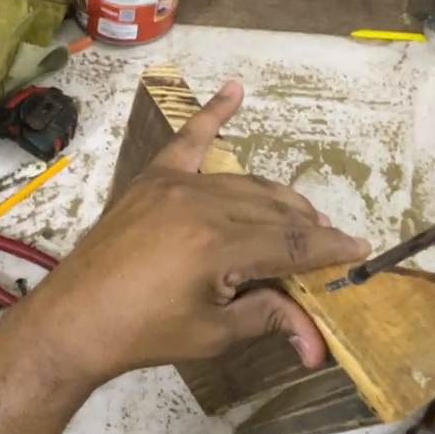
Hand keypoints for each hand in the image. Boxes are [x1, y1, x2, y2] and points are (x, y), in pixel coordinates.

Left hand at [0, 80, 369, 390]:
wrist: (75, 318)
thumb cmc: (143, 333)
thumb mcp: (212, 334)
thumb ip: (269, 319)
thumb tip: (318, 344)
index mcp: (220, 246)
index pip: (294, 242)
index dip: (330, 250)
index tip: (359, 251)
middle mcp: (201, 205)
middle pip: (273, 209)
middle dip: (307, 227)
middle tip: (325, 245)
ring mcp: (173, 185)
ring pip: (243, 183)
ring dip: (276, 198)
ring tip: (300, 214)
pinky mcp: (151, 180)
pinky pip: (188, 140)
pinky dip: (212, 113)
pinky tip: (235, 90)